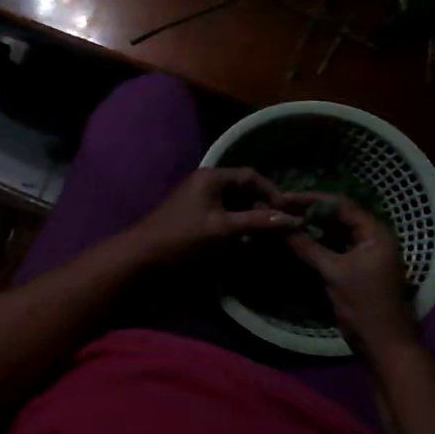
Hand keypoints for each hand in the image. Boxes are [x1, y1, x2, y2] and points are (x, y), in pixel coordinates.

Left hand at [126, 168, 299, 265]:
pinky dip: (239, 225)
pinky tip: (250, 240)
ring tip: (271, 235)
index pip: (251, 176)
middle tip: (284, 226)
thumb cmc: (182, 237)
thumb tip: (292, 219)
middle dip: (264, 207)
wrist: (142, 257)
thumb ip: (257, 222)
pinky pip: (225, 215)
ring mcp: (200, 199)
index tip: (289, 212)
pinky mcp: (197, 216)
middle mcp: (207, 183)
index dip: (272, 192)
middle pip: (244, 190)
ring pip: (236, 204)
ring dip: (252, 218)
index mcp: (212, 177)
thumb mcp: (223, 228)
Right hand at [284, 194, 418, 358]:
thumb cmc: (365, 306)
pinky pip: (336, 246)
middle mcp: (373, 236)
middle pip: (339, 215)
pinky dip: (318, 242)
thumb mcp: (334, 274)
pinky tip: (298, 240)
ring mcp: (367, 252)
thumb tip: (283, 227)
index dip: (311, 199)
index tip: (284, 197)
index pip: (341, 204)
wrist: (385, 345)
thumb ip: (308, 248)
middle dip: (310, 211)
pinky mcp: (359, 266)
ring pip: (336, 231)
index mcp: (375, 232)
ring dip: (313, 226)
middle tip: (281, 207)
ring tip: (286, 220)